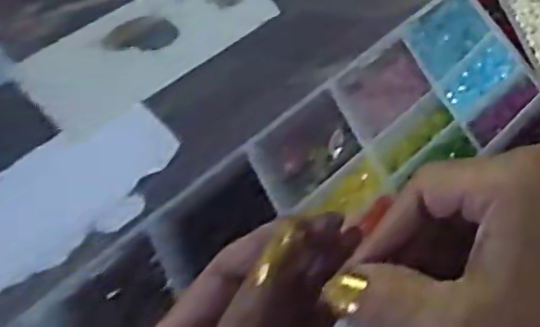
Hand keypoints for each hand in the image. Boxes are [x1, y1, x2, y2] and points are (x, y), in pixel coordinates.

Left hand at [157, 215, 355, 326]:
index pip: (226, 267)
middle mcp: (220, 321)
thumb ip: (250, 305)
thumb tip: (291, 239)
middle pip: (261, 278)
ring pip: (286, 299)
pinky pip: (300, 321)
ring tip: (355, 241)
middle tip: (345, 225)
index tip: (319, 222)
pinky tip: (350, 283)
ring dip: (322, 269)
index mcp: (184, 325)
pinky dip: (325, 302)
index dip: (272, 238)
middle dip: (305, 249)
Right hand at [325, 146, 539, 326]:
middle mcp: (520, 161)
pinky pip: (475, 216)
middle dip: (401, 249)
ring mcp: (529, 178)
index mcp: (509, 175)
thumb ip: (394, 300)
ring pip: (453, 208)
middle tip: (364, 300)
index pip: (426, 187)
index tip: (347, 285)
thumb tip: (336, 289)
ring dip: (420, 254)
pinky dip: (447, 253)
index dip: (383, 234)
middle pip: (440, 196)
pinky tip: (425, 293)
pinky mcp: (531, 199)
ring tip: (388, 303)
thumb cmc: (535, 322)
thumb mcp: (457, 319)